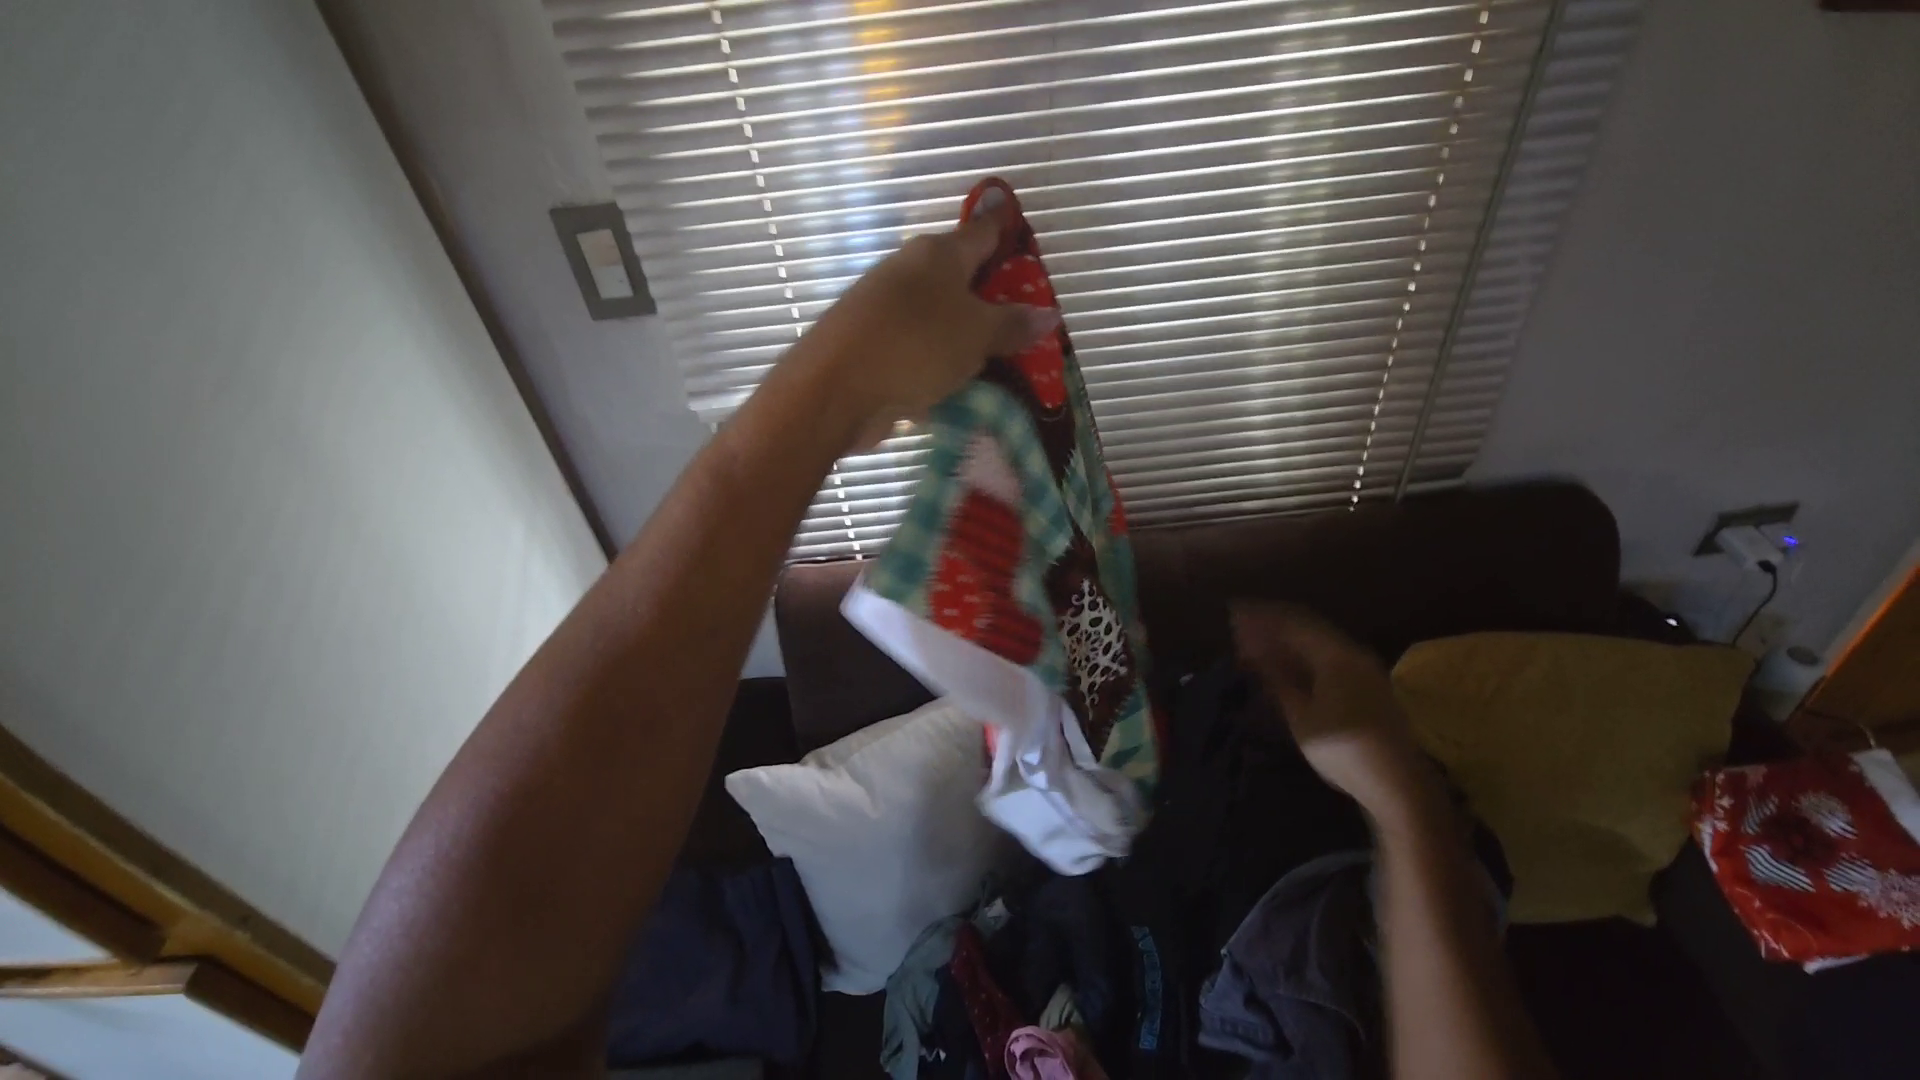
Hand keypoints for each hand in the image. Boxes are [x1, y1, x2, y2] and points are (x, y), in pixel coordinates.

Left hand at [792, 202, 1060, 446]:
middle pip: (962, 278)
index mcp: (937, 253)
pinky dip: (942, 364)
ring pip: (941, 318)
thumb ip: (1013, 324)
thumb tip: (1049, 314)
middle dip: (994, 298)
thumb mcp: (976, 334)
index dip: (1009, 232)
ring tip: (1003, 364)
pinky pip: (922, 350)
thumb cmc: (914, 345)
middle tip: (1029, 325)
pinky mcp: (873, 346)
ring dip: (968, 337)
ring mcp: (887, 310)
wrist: (834, 389)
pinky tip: (961, 386)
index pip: (984, 231)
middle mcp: (909, 272)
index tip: (1029, 241)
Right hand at [1230, 601, 1432, 818]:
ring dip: (1287, 644)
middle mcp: (1353, 654)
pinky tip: (1287, 668)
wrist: (1398, 785)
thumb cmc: (1343, 749)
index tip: (1233, 615)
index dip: (1261, 618)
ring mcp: (1365, 670)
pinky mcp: (1368, 688)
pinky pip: (1327, 659)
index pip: (1292, 623)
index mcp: (1336, 654)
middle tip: (1241, 631)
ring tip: (1258, 649)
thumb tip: (1254, 653)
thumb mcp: (1301, 717)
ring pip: (1317, 645)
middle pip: (1306, 630)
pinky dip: (1303, 658)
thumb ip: (1277, 679)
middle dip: (1272, 628)